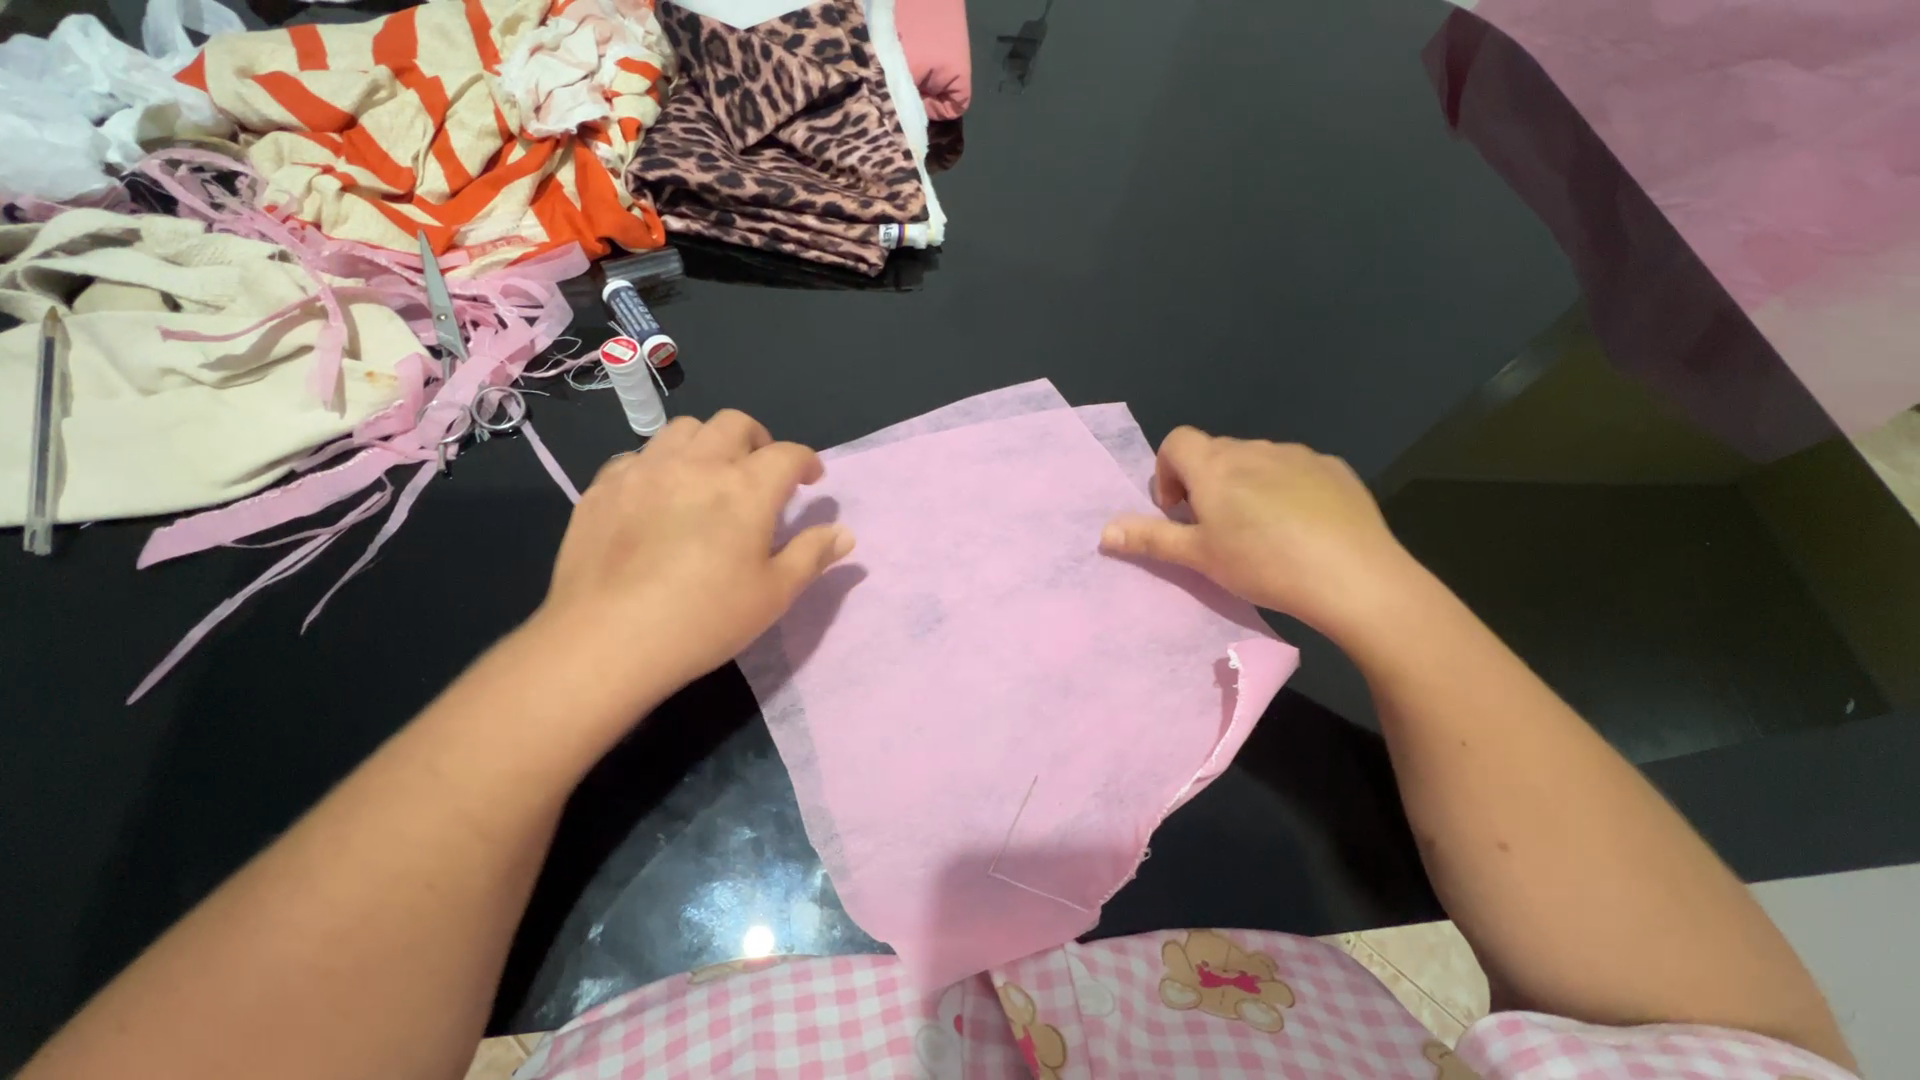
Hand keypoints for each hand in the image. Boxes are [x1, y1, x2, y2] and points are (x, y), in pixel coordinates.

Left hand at [533, 409, 853, 698]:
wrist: (608, 639)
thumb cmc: (704, 620)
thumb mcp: (773, 595)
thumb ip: (811, 555)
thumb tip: (843, 532)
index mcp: (746, 488)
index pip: (788, 454)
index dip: (806, 462)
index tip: (811, 480)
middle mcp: (697, 464)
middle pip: (734, 424)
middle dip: (758, 440)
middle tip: (761, 471)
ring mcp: (644, 470)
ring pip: (683, 430)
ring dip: (707, 443)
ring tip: (709, 475)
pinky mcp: (603, 487)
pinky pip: (638, 456)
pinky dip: (660, 464)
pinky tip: (659, 496)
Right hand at [1099, 427, 1412, 639]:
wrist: (1353, 576)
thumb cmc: (1263, 564)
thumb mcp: (1199, 558)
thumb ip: (1151, 539)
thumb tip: (1104, 531)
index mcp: (1215, 465)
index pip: (1176, 442)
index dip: (1168, 473)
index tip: (1179, 512)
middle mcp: (1254, 448)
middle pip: (1216, 452)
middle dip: (1206, 483)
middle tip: (1216, 530)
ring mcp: (1299, 455)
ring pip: (1257, 461)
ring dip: (1247, 485)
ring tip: (1263, 532)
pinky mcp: (1334, 469)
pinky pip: (1296, 471)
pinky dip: (1287, 489)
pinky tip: (1303, 528)